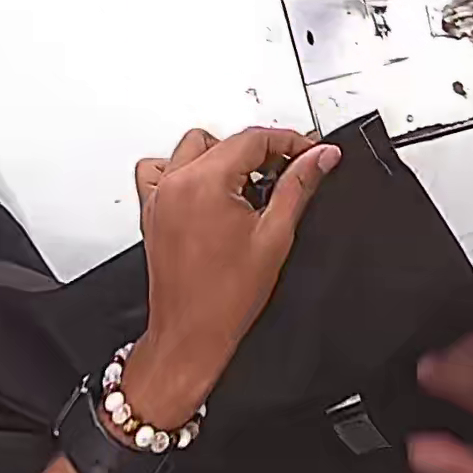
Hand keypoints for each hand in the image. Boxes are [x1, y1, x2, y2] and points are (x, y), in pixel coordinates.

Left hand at [122, 127, 340, 426]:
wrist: (191, 334)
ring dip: (223, 155)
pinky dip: (182, 170)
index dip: (288, 141)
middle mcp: (176, 183)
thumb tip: (320, 157)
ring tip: (248, 181)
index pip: (253, 138)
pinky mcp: (152, 210)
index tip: (308, 151)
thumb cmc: (224, 297)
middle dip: (262, 150)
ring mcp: (159, 196)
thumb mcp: (275, 235)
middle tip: (288, 171)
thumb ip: (299, 186)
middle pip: (225, 139)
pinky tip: (207, 189)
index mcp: (205, 183)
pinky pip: (160, 170)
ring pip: (193, 147)